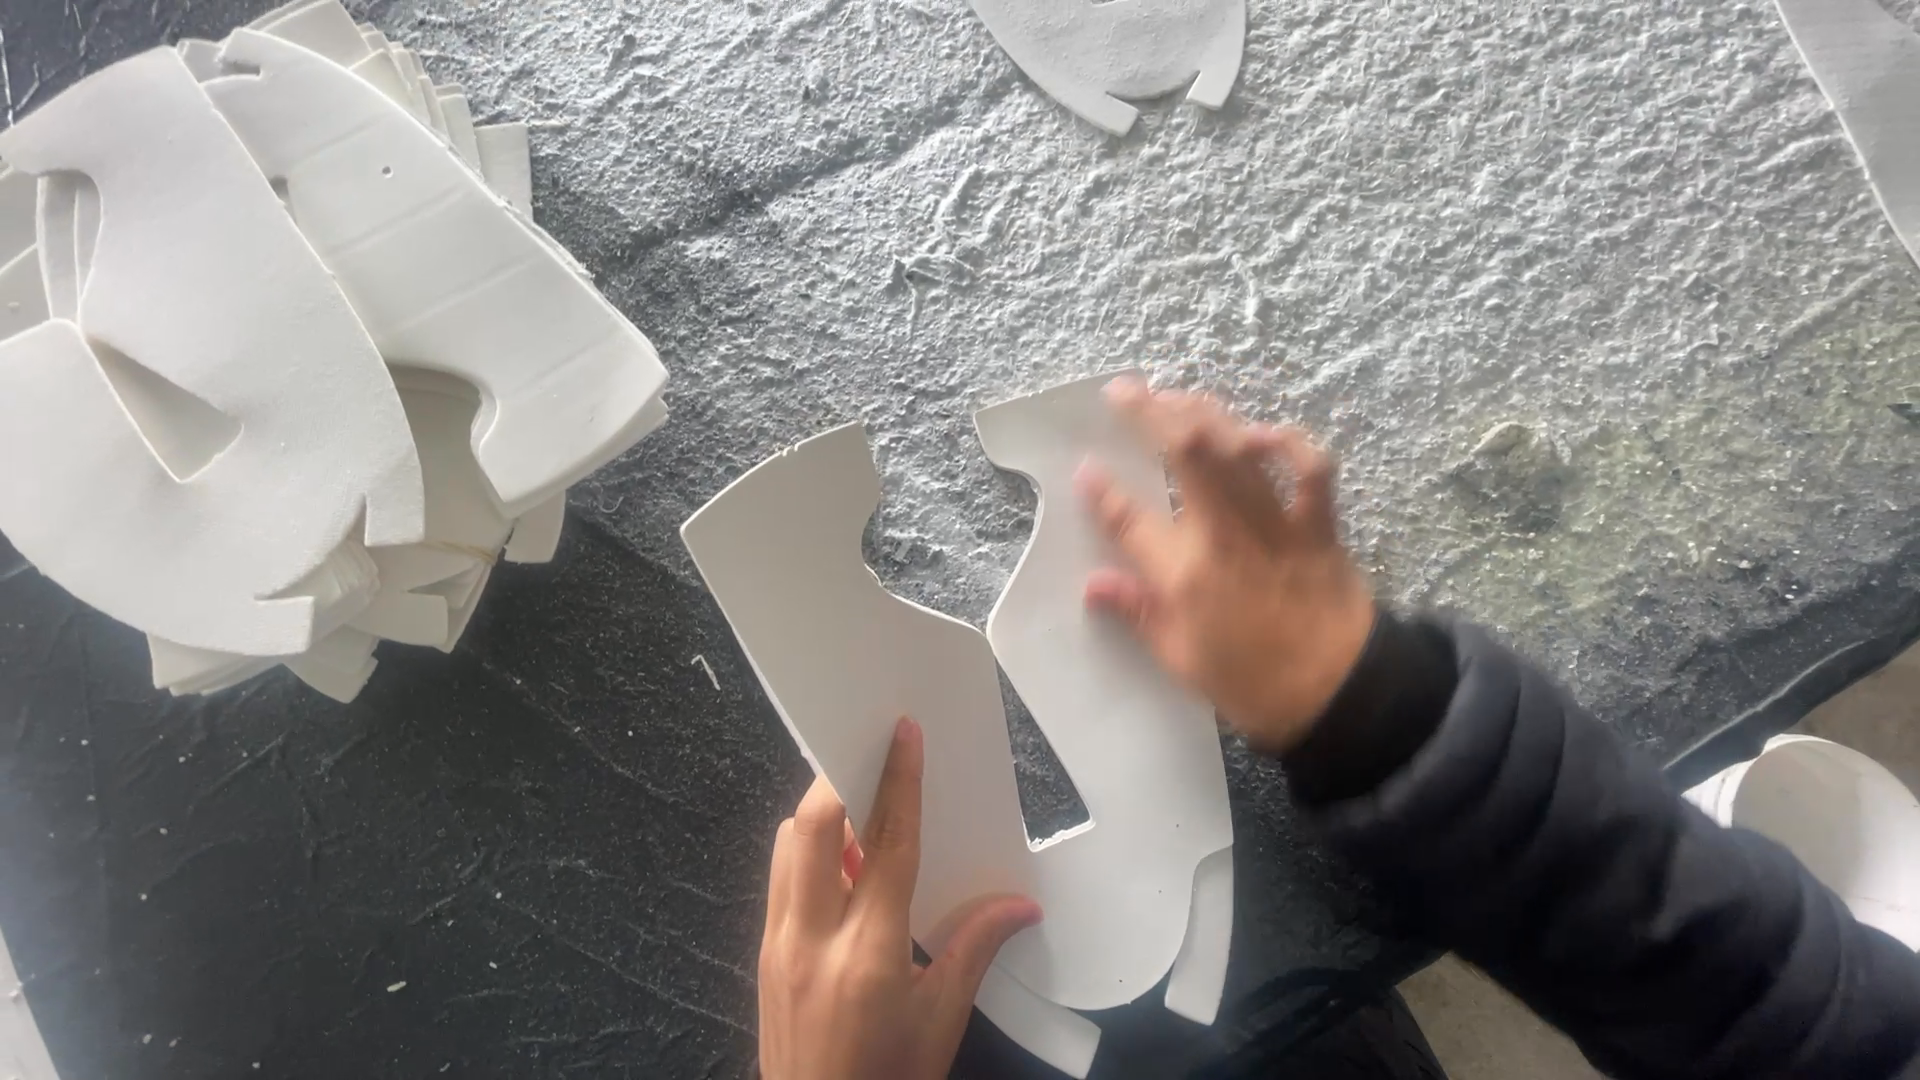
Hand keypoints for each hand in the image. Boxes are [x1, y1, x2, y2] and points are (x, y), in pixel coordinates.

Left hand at [757, 718, 1042, 1079]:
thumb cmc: (890, 1078)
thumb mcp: (941, 1021)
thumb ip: (976, 947)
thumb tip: (1025, 904)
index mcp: (869, 953)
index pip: (887, 845)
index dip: (899, 781)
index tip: (903, 732)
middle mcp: (811, 938)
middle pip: (812, 827)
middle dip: (838, 776)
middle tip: (869, 753)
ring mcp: (777, 944)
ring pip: (787, 845)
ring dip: (821, 815)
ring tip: (861, 814)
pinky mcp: (763, 953)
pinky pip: (781, 877)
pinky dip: (807, 850)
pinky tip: (841, 868)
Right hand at [1076, 378, 1376, 751]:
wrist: (1338, 694)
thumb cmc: (1249, 682)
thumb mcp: (1179, 659)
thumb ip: (1136, 613)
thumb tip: (1092, 583)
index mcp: (1184, 572)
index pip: (1129, 520)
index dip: (1101, 490)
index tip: (1084, 468)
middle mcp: (1224, 532)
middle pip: (1186, 451)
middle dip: (1150, 412)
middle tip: (1125, 391)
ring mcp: (1274, 521)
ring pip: (1237, 445)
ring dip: (1203, 411)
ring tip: (1176, 396)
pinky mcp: (1317, 522)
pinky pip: (1310, 467)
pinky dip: (1290, 442)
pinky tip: (1263, 432)